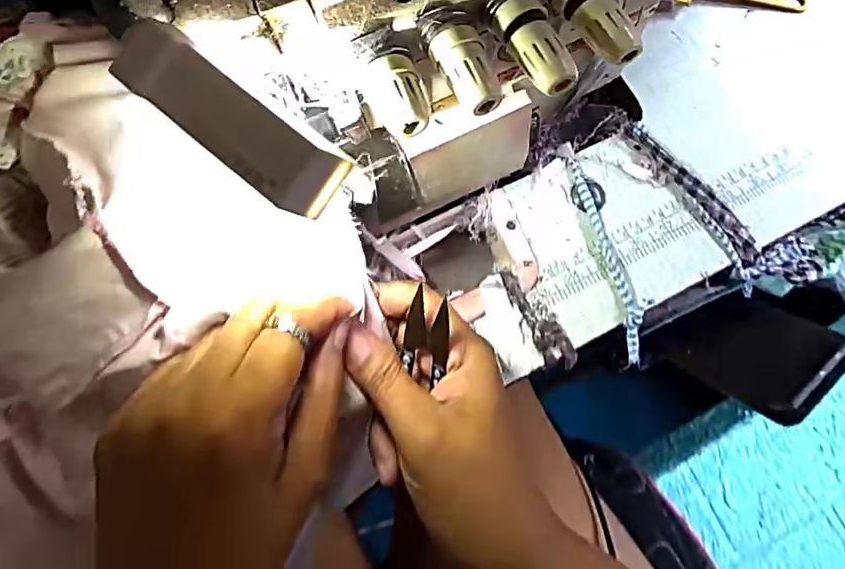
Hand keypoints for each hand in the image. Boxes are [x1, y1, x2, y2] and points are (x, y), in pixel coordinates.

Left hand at [96, 297, 352, 568]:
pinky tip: (223, 394)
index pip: (285, 329)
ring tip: (267, 367)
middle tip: (310, 335)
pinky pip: (178, 364)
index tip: (343, 305)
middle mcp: (185, 396)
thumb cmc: (248, 546)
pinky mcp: (121, 418)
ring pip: (212, 336)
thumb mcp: (303, 479)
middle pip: (247, 317)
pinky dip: (209, 365)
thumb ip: (325, 396)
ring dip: (247, 338)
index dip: (318, 311)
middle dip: (286, 315)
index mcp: (237, 415)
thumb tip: (338, 331)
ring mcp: (145, 405)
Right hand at [344, 282, 604, 568]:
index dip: (384, 300)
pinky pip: (397, 409)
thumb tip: (348, 329)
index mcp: (464, 349)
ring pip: (392, 379)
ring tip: (390, 459)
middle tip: (368, 410)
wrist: (501, 550)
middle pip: (400, 342)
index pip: (421, 301)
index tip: (343, 316)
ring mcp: (443, 391)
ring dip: (383, 418)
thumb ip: (383, 378)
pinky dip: (389, 436)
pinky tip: (394, 469)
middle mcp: (454, 361)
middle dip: (378, 379)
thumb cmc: (471, 485)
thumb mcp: (421, 429)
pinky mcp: (432, 418)